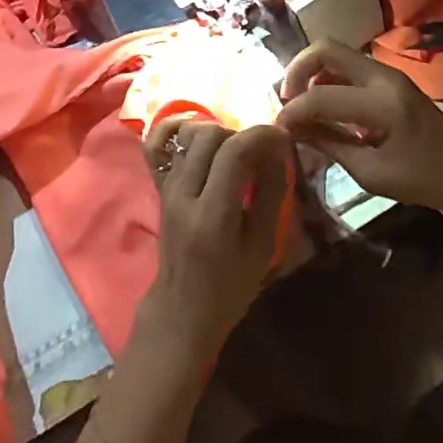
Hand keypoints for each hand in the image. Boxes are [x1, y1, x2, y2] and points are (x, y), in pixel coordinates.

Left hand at [141, 119, 291, 355]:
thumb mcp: (263, 246)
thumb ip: (271, 193)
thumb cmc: (230, 286)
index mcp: (212, 216)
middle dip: (241, 135)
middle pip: (209, 135)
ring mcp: (167, 188)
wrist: (182, 308)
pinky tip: (208, 148)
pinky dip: (188, 136)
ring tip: (236, 156)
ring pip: (188, 134)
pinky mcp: (159, 186)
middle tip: (259, 154)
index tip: (282, 137)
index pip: (234, 152)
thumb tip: (279, 149)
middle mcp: (183, 194)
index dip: (261, 135)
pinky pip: (166, 144)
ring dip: (218, 135)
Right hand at [276, 42, 442, 220]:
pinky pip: (347, 65)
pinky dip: (326, 77)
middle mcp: (383, 77)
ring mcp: (387, 72)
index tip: (278, 128)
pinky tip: (321, 105)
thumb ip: (330, 145)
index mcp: (383, 104)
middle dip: (297, 70)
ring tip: (299, 105)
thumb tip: (291, 131)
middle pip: (326, 49)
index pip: (322, 95)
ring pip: (335, 52)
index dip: (293, 111)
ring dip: (311, 72)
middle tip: (286, 101)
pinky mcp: (388, 77)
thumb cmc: (423, 180)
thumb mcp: (371, 173)